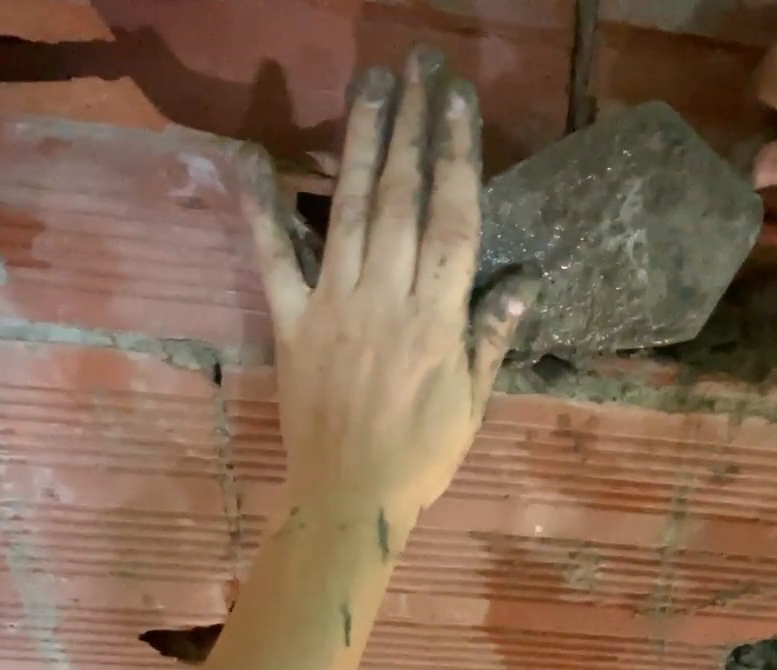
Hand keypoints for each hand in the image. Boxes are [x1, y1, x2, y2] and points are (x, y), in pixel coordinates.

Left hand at [240, 47, 539, 535]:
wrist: (350, 497)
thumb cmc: (422, 457)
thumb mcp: (471, 406)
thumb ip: (490, 339)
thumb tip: (526, 283)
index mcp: (437, 320)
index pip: (455, 222)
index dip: (458, 155)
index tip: (459, 101)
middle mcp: (386, 298)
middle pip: (403, 200)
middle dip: (413, 127)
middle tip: (417, 65)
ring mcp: (333, 306)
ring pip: (351, 212)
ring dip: (361, 144)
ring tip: (371, 86)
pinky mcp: (291, 323)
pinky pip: (274, 261)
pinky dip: (260, 211)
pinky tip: (249, 159)